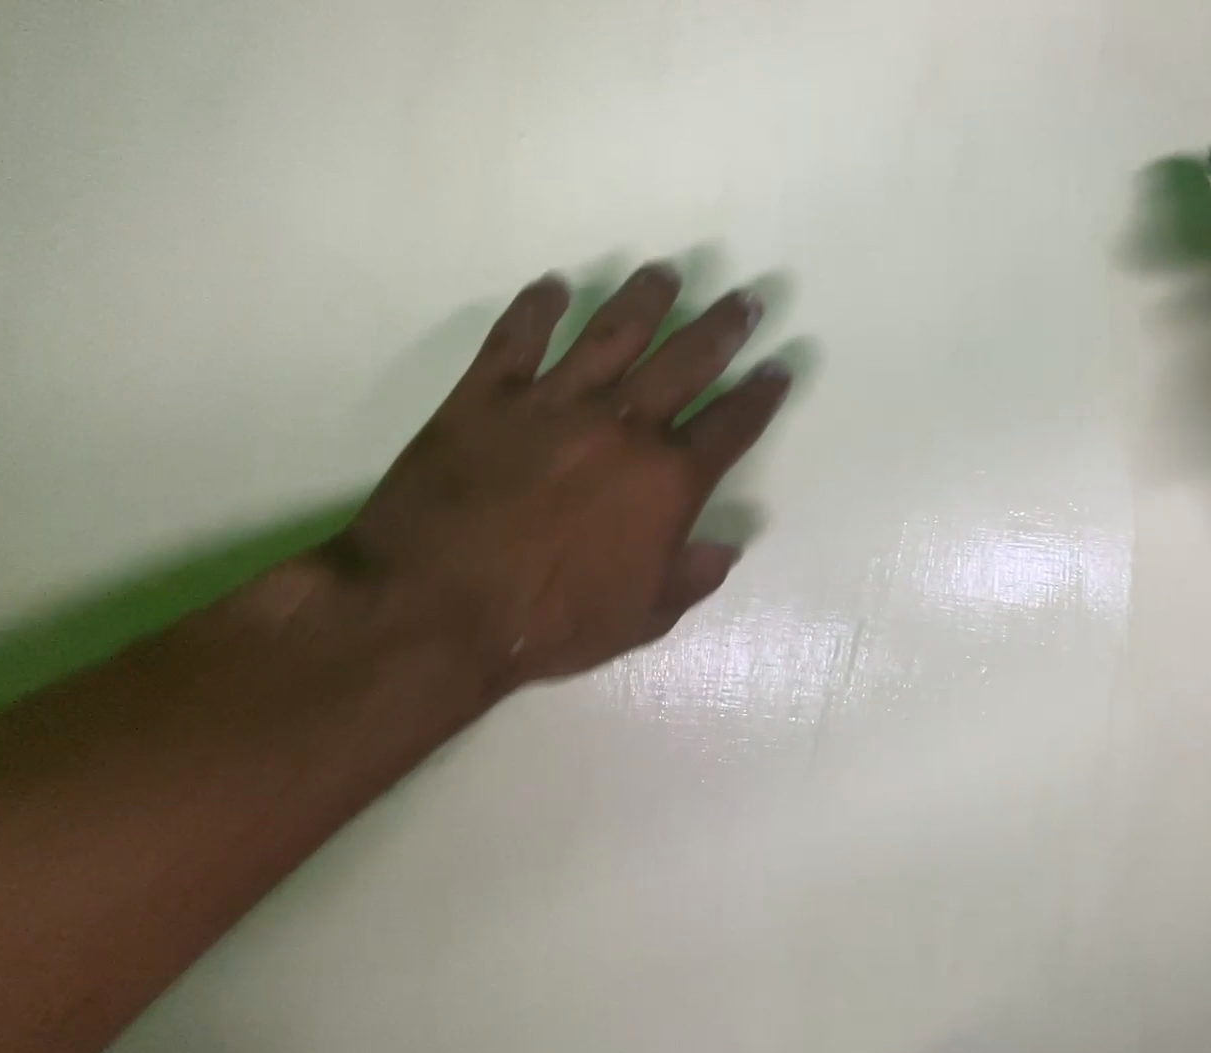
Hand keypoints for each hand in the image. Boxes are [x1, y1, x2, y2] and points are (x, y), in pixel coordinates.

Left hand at [323, 264, 790, 691]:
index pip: (731, 425)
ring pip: (611, 335)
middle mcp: (622, 426)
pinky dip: (536, 308)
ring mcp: (552, 403)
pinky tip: (553, 286)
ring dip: (643, 301)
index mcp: (667, 480)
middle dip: (722, 329)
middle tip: (746, 299)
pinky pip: (517, 339)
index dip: (761, 395)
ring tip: (664, 274)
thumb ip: (692, 577)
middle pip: (685, 362)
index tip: (778, 368)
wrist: (432, 609)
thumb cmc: (550, 620)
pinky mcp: (486, 396)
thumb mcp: (642, 617)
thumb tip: (726, 549)